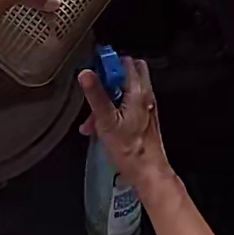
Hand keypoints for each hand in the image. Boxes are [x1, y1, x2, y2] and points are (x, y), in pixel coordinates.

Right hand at [77, 56, 174, 193]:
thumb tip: (86, 73)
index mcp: (138, 92)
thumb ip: (96, 95)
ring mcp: (145, 107)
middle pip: (127, 73)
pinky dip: (112, 109)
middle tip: (95, 89)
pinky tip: (99, 126)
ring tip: (92, 115)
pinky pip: (125, 104)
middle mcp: (145, 96)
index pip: (125, 62)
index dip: (108, 62)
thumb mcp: (106, 121)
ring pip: (124, 90)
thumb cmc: (129, 149)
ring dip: (107, 97)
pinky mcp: (142, 118)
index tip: (93, 70)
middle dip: (108, 78)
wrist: (147, 172)